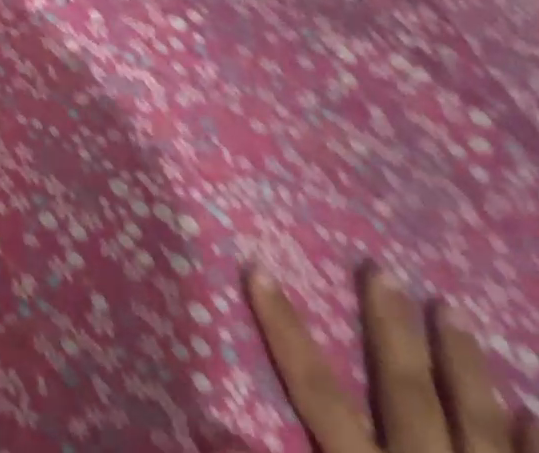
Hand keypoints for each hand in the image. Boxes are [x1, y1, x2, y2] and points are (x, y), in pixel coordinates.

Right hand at [248, 266, 535, 452]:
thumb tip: (201, 427)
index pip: (314, 388)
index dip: (285, 329)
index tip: (260, 271)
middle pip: (403, 387)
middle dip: (389, 326)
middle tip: (381, 271)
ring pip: (480, 416)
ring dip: (463, 363)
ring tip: (452, 313)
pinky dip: (538, 434)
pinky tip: (536, 409)